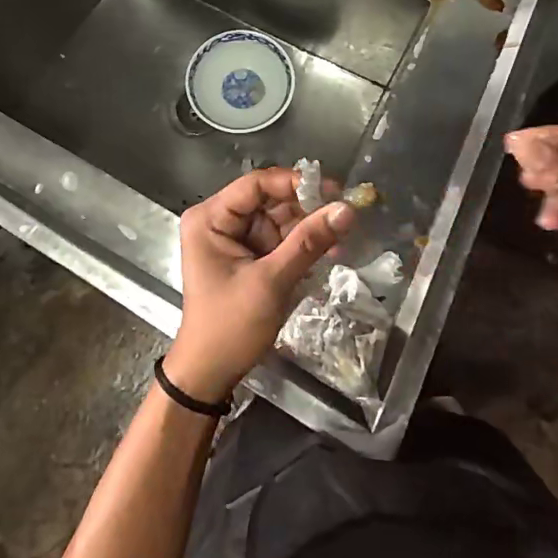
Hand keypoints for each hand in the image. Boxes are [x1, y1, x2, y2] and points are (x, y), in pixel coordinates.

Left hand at [164, 167, 355, 404]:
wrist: (210, 374)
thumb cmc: (230, 326)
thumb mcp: (271, 281)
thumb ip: (309, 242)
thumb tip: (347, 210)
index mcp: (210, 219)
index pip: (256, 184)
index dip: (294, 183)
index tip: (332, 191)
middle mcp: (221, 221)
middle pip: (272, 199)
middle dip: (308, 207)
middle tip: (346, 214)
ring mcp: (237, 239)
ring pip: (282, 218)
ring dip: (312, 226)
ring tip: (344, 234)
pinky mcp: (252, 256)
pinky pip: (283, 238)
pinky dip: (305, 243)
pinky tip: (331, 249)